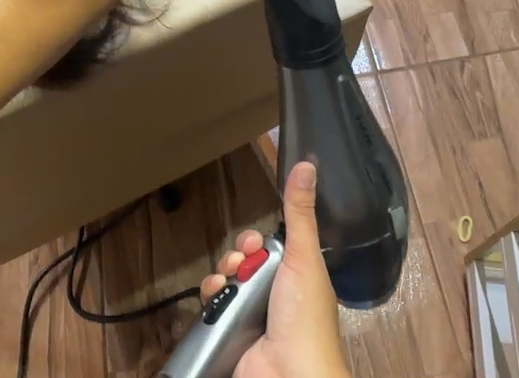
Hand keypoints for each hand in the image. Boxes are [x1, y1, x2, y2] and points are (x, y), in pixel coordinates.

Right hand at [200, 161, 349, 377]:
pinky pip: (213, 307)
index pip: (270, 248)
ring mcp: (252, 317)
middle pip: (245, 262)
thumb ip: (300, 213)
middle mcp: (275, 295)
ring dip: (221, 276)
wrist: (289, 375)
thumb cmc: (303, 315)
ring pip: (227, 282)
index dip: (257, 241)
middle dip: (236, 257)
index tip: (253, 242)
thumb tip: (308, 162)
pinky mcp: (231, 334)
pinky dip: (210, 298)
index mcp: (298, 277)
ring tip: (224, 283)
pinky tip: (214, 297)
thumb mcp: (303, 258)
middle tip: (240, 264)